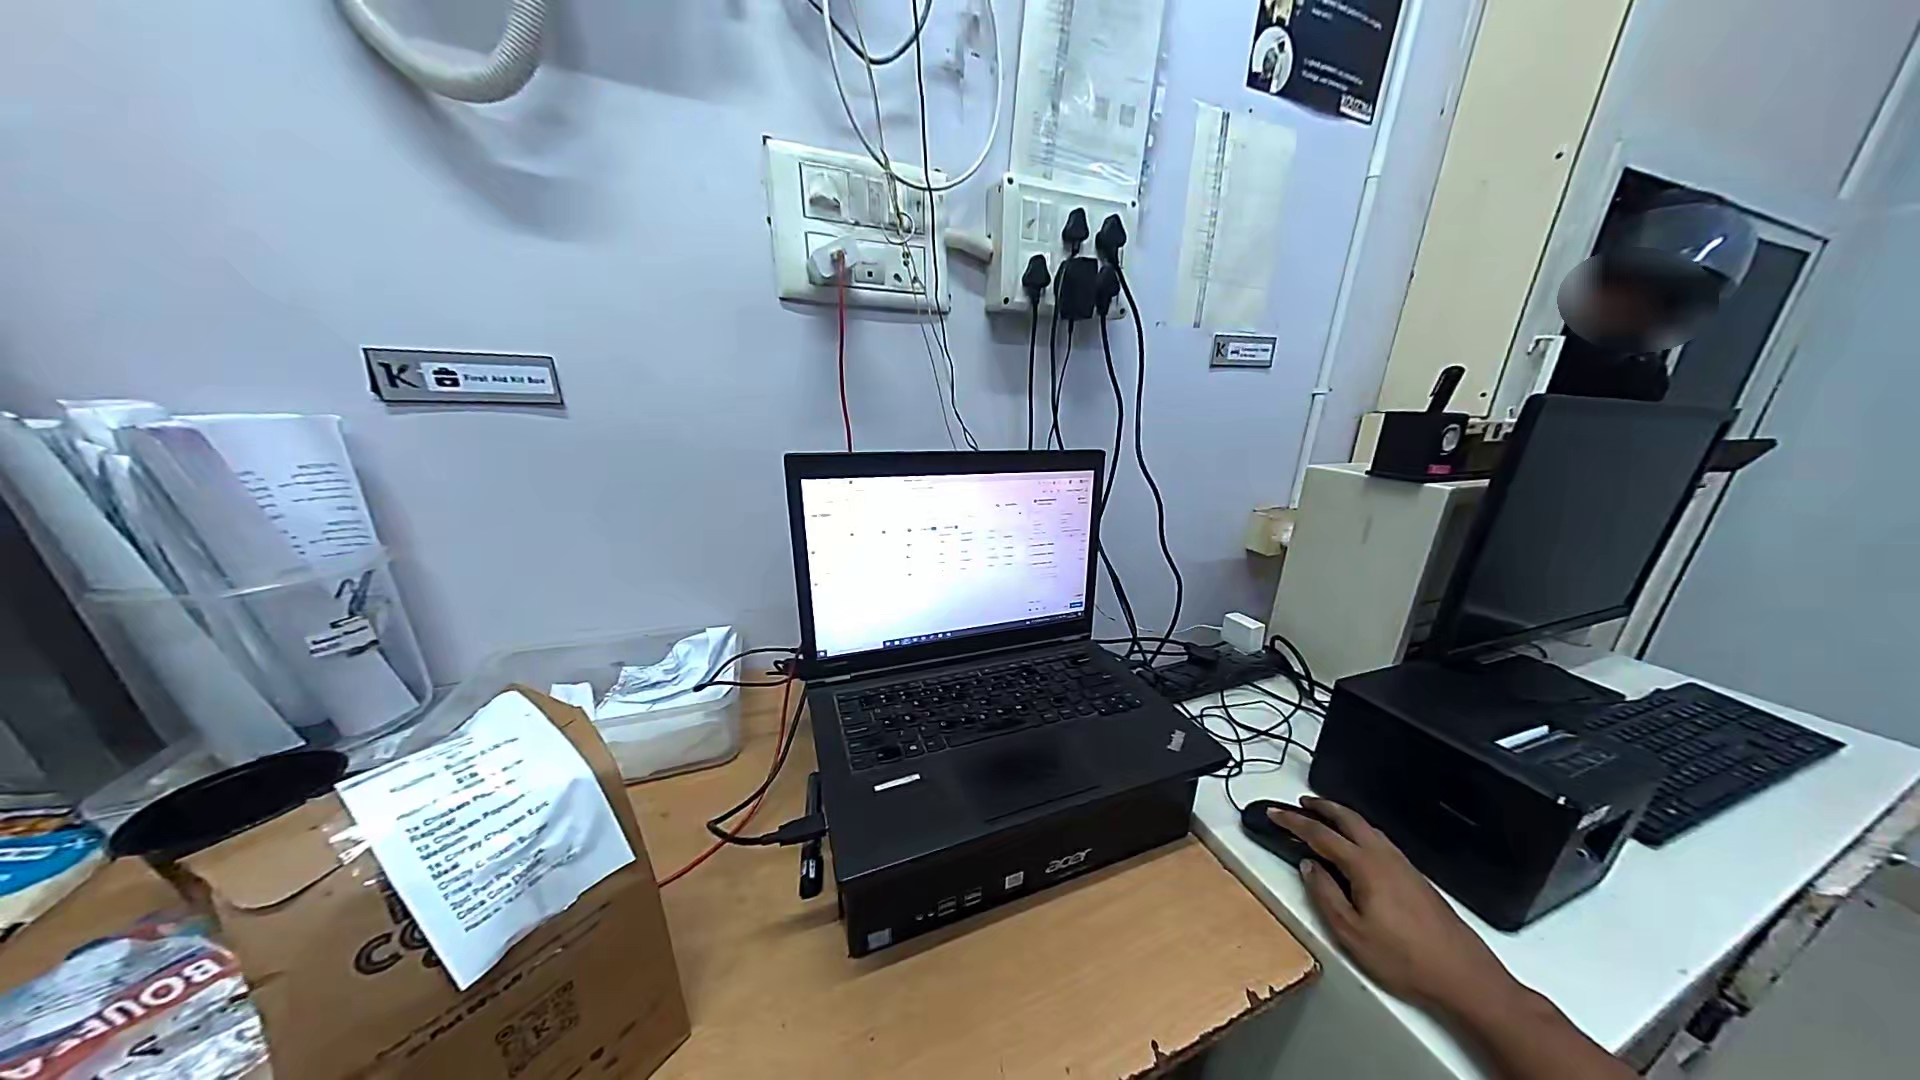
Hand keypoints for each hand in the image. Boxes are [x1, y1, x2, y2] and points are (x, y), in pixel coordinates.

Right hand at [1270, 797, 1521, 1018]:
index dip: (1293, 821)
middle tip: (1301, 802)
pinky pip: (1380, 840)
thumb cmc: (1407, 960)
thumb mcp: (1351, 933)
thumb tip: (1309, 867)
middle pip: (1348, 818)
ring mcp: (1404, 866)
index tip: (1275, 813)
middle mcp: (1385, 858)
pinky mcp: (1417, 878)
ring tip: (1326, 816)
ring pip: (1367, 827)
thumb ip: (1324, 894)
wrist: (1466, 979)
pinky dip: (1360, 830)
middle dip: (1321, 805)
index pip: (1320, 833)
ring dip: (1342, 815)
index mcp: (1365, 867)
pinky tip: (1358, 844)